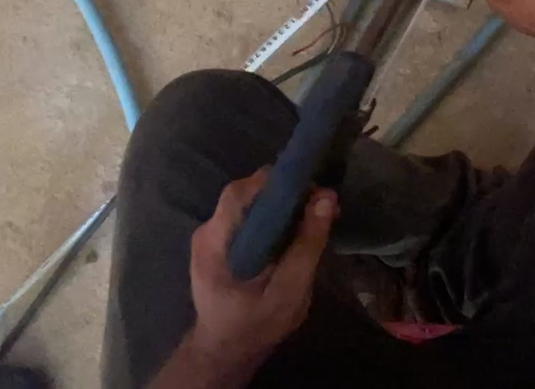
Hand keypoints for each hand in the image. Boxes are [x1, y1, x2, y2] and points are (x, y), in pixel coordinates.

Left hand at [178, 168, 336, 378]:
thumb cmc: (255, 324)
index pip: (241, 192)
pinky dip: (277, 213)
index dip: (278, 182)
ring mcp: (212, 234)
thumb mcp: (288, 292)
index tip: (313, 190)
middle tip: (321, 205)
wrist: (225, 351)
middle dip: (288, 191)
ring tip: (314, 217)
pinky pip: (251, 211)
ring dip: (286, 201)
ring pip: (252, 198)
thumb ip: (307, 246)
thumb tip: (327, 197)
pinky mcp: (221, 238)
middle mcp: (208, 231)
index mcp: (214, 244)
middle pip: (249, 190)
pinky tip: (297, 228)